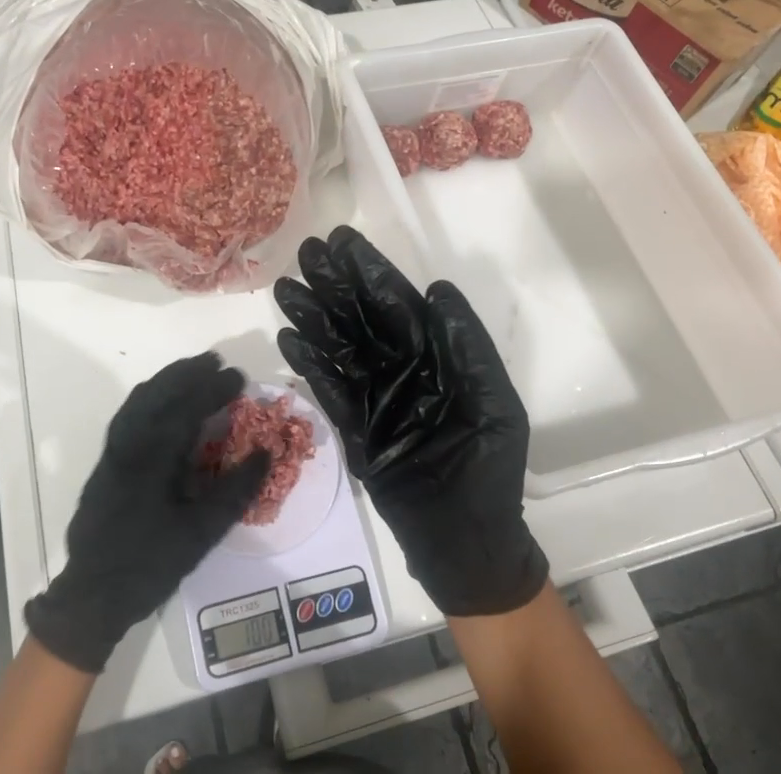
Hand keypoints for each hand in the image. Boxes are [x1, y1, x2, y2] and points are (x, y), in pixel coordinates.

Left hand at [24, 352, 271, 672]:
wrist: (93, 593)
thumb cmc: (151, 564)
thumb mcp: (203, 533)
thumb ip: (236, 490)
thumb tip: (265, 453)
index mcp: (153, 458)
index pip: (187, 408)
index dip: (214, 389)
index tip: (240, 378)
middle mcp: (128, 445)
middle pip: (159, 394)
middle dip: (188, 374)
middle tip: (217, 362)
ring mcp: (112, 452)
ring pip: (139, 401)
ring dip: (167, 381)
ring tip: (193, 371)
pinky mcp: (105, 462)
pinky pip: (128, 414)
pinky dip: (148, 397)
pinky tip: (161, 401)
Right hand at [275, 226, 546, 615]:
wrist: (462, 538)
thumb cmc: (488, 469)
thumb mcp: (495, 406)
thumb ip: (468, 348)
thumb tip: (439, 291)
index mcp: (437, 357)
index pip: (399, 305)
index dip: (372, 272)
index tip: (344, 242)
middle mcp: (401, 368)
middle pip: (362, 317)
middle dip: (335, 284)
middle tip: (306, 251)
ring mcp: (374, 395)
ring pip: (338, 346)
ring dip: (313, 316)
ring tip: (285, 287)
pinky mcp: (353, 425)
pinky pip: (328, 388)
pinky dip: (309, 362)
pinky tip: (289, 336)